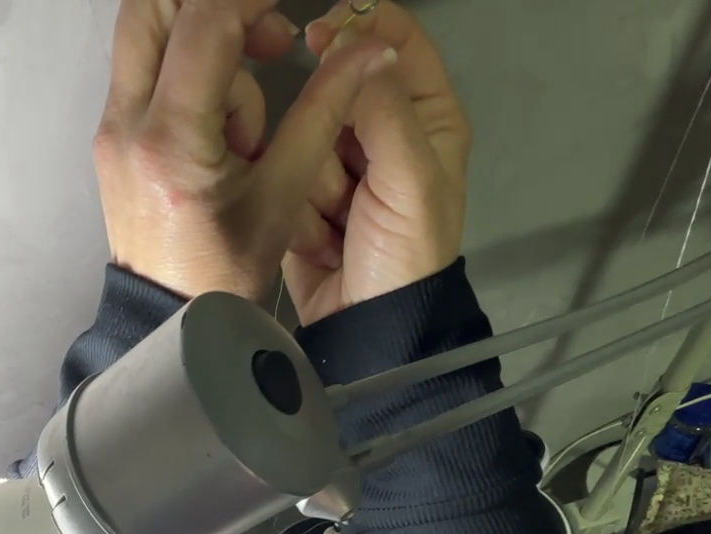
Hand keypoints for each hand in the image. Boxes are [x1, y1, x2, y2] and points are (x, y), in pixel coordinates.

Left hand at [96, 0, 399, 300]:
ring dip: (206, 49)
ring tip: (247, 126)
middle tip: (266, 37)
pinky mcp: (112, 141)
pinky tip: (222, 135)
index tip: (291, 4)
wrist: (166, 322)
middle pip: (151, 5)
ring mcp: (111, 131)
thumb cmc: (224, 275)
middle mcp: (125, 124)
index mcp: (170, 140)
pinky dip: (190, 80)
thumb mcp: (281, 199)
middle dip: (214, 4)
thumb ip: (323, 114)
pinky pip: (148, 76)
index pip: (205, 20)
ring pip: (149, 37)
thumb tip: (371, 50)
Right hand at [284, 1, 471, 324]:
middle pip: (336, 96)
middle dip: (331, 139)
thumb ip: (382, 105)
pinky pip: (285, 185)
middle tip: (347, 186)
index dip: (359, 29)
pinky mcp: (304, 205)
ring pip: (304, 142)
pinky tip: (319, 242)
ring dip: (315, 188)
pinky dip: (298, 215)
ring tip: (338, 226)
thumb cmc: (403, 253)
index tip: (318, 34)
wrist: (369, 327)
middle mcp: (381, 138)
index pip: (396, 45)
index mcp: (424, 119)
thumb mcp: (408, 175)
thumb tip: (356, 39)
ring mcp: (339, 174)